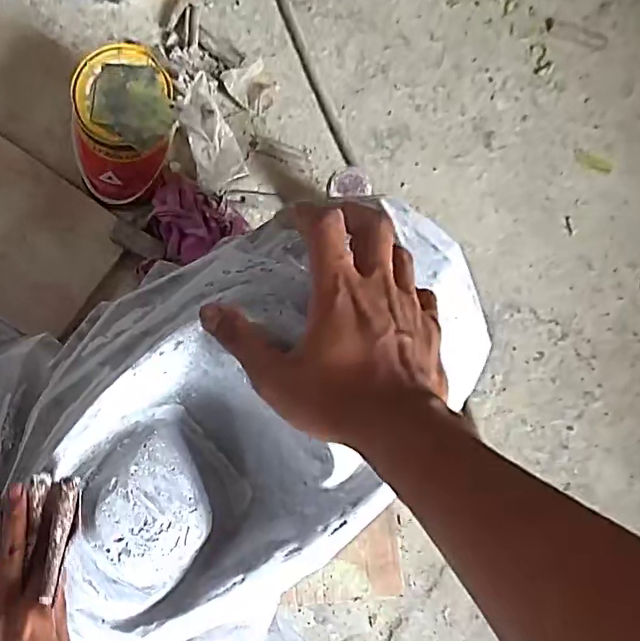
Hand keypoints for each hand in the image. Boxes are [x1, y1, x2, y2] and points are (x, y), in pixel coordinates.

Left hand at [0, 483, 74, 640]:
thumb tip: (56, 578)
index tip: (49, 497)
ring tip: (8, 584)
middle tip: (18, 490)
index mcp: (35, 612)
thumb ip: (56, 611)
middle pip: (8, 551)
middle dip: (14, 516)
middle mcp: (2, 608)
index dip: (46, 523)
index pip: (43, 556)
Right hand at [201, 203, 452, 451]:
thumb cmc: (335, 401)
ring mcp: (409, 304)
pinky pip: (420, 291)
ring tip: (363, 251)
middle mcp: (377, 286)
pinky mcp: (429, 326)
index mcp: (338, 291)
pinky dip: (405, 284)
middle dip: (352, 213)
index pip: (326, 229)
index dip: (309, 213)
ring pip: (402, 252)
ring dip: (381, 243)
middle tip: (334, 219)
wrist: (401, 427)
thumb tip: (211, 312)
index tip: (294, 217)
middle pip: (375, 225)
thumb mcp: (274, 377)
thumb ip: (242, 340)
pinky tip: (396, 296)